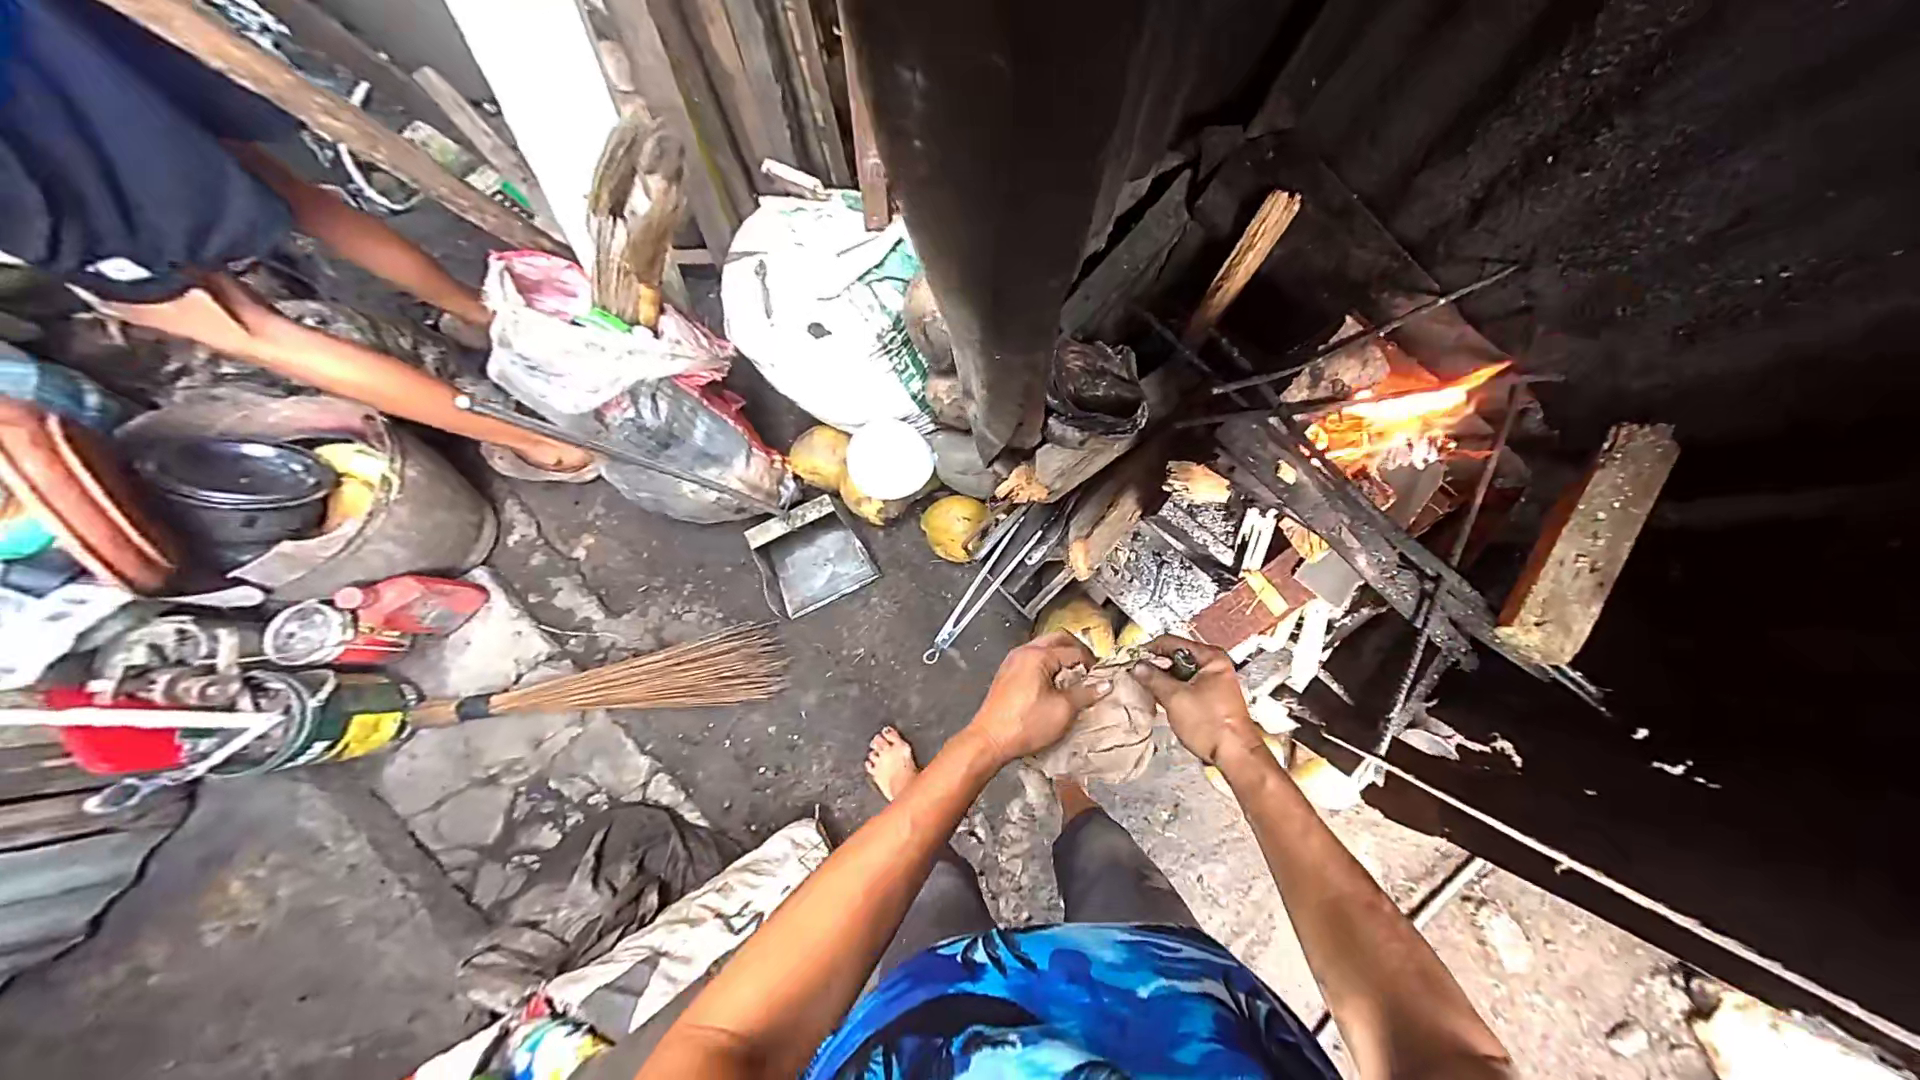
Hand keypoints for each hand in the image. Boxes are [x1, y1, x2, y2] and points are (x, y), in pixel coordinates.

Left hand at [966, 632, 1113, 762]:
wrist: (990, 739)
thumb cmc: (1023, 725)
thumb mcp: (1063, 710)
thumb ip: (1085, 693)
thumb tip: (1103, 685)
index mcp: (1038, 656)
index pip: (1073, 651)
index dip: (1091, 663)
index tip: (1100, 677)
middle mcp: (1023, 653)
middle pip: (1057, 640)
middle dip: (1076, 651)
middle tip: (1089, 668)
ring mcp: (1012, 662)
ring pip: (1043, 648)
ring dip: (1060, 657)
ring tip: (1074, 677)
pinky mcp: (1007, 674)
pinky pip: (1031, 660)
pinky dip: (1046, 665)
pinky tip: (1053, 684)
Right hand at [1131, 636, 1266, 767]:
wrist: (1235, 755)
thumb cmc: (1213, 726)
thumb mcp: (1174, 697)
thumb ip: (1153, 678)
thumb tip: (1139, 667)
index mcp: (1212, 658)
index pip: (1172, 642)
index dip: (1150, 649)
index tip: (1134, 658)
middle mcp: (1216, 666)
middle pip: (1177, 656)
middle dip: (1157, 666)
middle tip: (1139, 675)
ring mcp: (1215, 682)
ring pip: (1181, 673)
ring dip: (1164, 680)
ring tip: (1149, 688)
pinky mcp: (1213, 698)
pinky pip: (1187, 686)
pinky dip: (1174, 690)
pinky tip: (1163, 700)